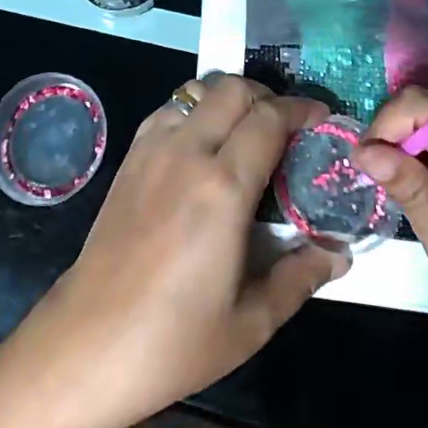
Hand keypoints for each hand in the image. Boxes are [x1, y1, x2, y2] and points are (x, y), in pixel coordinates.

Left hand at [0, 75, 346, 427]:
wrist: (90, 339)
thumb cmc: (176, 338)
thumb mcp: (253, 320)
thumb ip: (300, 275)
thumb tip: (337, 251)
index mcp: (222, 186)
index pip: (269, 118)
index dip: (302, 109)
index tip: (323, 119)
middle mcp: (186, 151)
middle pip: (231, 89)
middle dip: (267, 96)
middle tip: (289, 127)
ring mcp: (151, 149)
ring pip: (196, 91)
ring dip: (228, 99)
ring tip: (247, 133)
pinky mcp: (128, 157)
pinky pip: (168, 111)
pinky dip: (195, 110)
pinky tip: (203, 146)